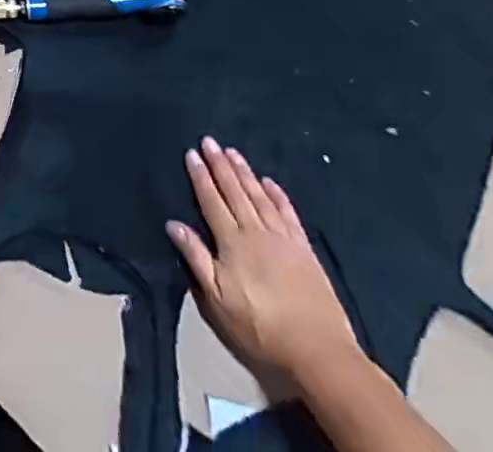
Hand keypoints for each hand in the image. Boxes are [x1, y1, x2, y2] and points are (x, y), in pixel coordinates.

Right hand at [167, 137, 360, 381]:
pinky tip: (270, 183)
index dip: (201, 177)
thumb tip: (174, 224)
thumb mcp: (216, 299)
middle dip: (220, 165)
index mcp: (233, 243)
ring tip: (233, 153)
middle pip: (235, 192)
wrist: (318, 352)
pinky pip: (289, 214)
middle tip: (210, 141)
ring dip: (245, 173)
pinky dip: (277, 196)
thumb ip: (196, 258)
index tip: (192, 154)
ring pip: (260, 197)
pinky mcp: (304, 251)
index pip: (212, 201)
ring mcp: (284, 240)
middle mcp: (257, 233)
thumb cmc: (258, 327)